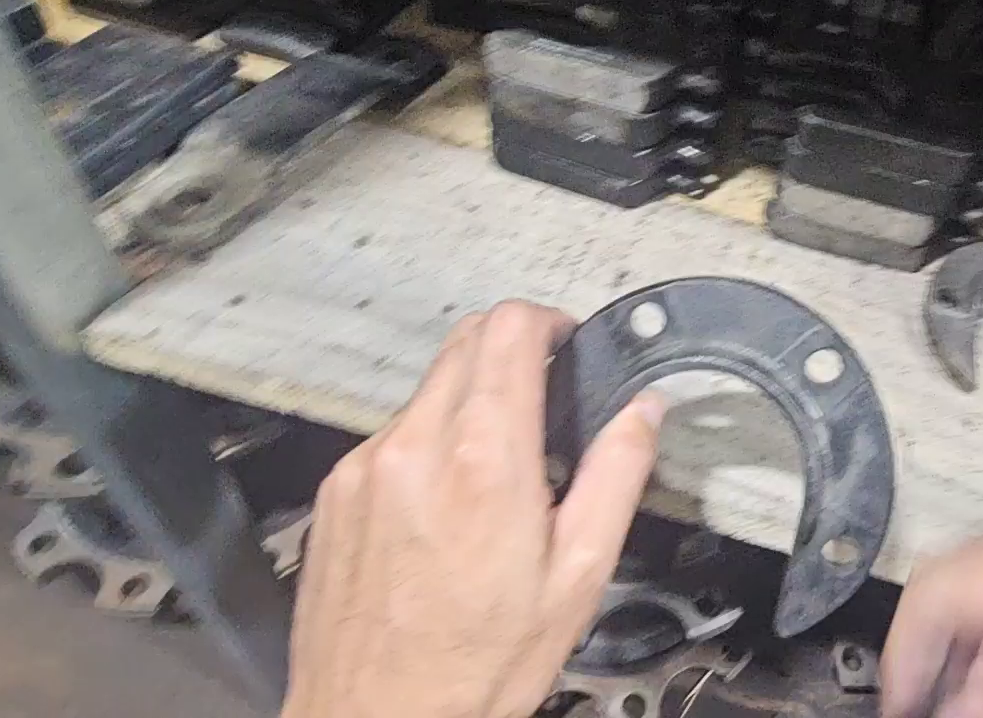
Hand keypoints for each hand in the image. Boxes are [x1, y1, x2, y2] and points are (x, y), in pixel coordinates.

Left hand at [282, 301, 665, 717]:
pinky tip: (448, 494)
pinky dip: (432, 432)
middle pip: (467, 338)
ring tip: (498, 457)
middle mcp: (415, 446)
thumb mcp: (580, 570)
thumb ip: (619, 471)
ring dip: (472, 391)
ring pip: (431, 381)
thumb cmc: (482, 661)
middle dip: (512, 344)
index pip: (508, 329)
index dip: (546, 321)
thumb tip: (645, 409)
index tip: (564, 344)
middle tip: (543, 390)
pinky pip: (396, 427)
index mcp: (485, 458)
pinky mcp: (337, 489)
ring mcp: (366, 465)